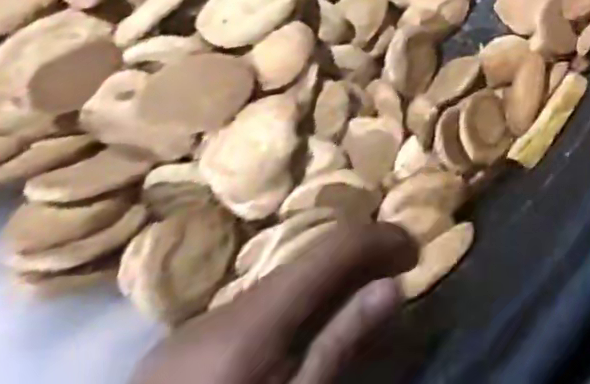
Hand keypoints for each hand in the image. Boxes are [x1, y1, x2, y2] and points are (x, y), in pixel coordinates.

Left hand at [132, 220, 418, 383]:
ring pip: (277, 285)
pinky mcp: (173, 352)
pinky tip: (295, 341)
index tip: (416, 250)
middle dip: (356, 262)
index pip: (333, 246)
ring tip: (352, 310)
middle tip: (395, 279)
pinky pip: (248, 311)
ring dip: (321, 286)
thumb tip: (394, 283)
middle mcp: (223, 306)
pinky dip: (286, 310)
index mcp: (254, 318)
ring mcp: (191, 328)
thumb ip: (340, 343)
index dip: (381, 237)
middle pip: (305, 261)